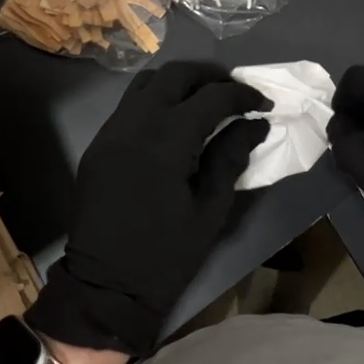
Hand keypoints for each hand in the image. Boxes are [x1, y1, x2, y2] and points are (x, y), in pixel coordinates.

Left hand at [26, 61, 269, 355]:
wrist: (104, 289)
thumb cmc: (166, 255)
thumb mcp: (210, 209)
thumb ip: (231, 157)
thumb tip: (255, 123)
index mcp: (166, 141)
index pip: (212, 97)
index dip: (242, 95)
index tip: (263, 105)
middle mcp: (135, 124)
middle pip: (176, 74)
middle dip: (211, 77)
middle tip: (235, 92)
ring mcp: (112, 131)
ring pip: (148, 81)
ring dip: (180, 82)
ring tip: (205, 100)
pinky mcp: (99, 143)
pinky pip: (130, 103)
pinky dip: (157, 99)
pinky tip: (175, 121)